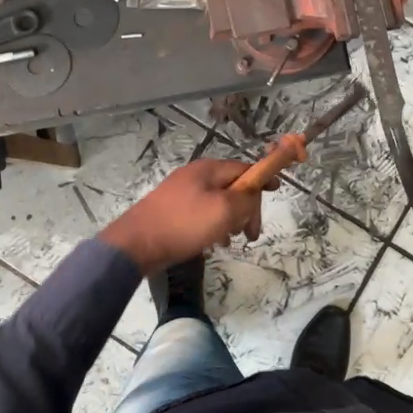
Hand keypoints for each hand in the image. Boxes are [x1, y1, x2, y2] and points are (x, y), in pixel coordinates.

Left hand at [98, 160, 267, 273]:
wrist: (135, 244)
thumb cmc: (184, 224)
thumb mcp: (224, 210)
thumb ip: (246, 198)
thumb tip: (254, 193)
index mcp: (208, 169)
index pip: (244, 168)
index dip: (263, 179)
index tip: (277, 191)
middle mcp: (195, 175)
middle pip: (232, 186)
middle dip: (246, 208)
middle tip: (250, 235)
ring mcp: (180, 192)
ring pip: (217, 202)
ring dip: (230, 220)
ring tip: (229, 241)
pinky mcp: (171, 210)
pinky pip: (201, 213)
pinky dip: (212, 226)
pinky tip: (210, 243)